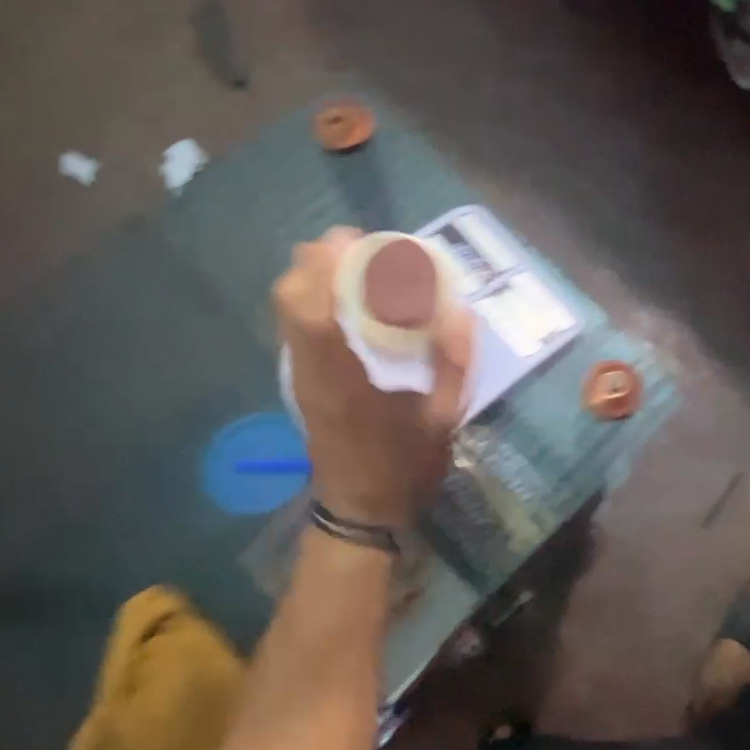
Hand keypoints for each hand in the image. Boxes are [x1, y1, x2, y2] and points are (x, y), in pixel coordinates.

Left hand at [273, 228, 472, 527]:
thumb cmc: (404, 467)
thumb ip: (454, 365)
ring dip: (313, 274)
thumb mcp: (443, 420)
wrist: (361, 510)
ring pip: (286, 309)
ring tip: (355, 261)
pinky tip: (349, 296)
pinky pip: (296, 323)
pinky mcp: (301, 379)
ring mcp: (298, 375)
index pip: (315, 313)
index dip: (327, 268)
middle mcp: (310, 372)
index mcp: (343, 382)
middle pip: (289, 299)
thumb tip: (462, 312)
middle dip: (316, 260)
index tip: (356, 240)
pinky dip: (315, 295)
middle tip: (359, 244)